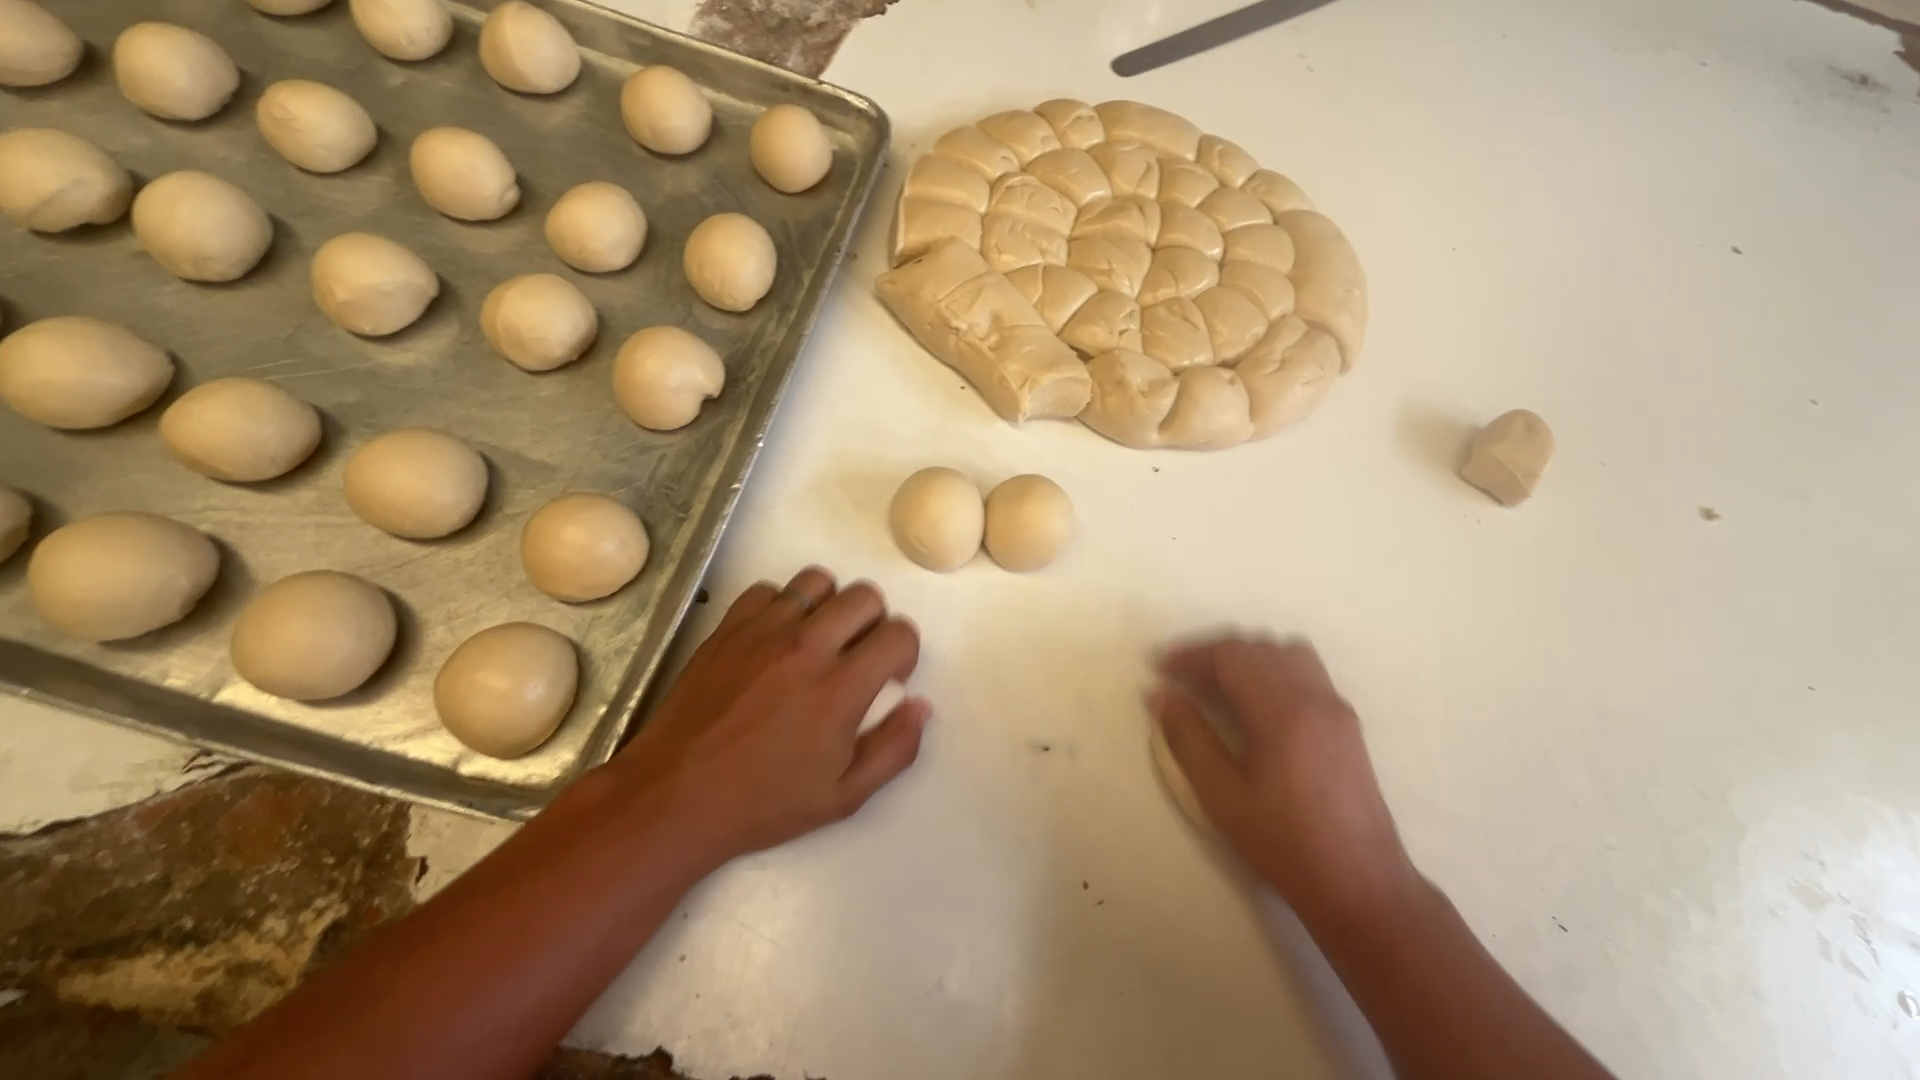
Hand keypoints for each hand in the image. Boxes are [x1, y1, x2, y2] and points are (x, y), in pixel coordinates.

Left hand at [609, 567, 929, 866]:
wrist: (674, 796)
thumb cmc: (763, 803)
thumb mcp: (843, 797)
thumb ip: (894, 749)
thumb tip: (920, 705)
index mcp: (841, 689)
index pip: (899, 634)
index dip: (905, 653)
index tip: (888, 678)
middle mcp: (806, 647)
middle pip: (864, 596)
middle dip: (875, 623)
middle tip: (857, 658)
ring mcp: (762, 632)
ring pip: (817, 581)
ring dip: (830, 606)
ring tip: (818, 641)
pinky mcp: (727, 628)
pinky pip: (768, 590)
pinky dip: (782, 606)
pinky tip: (775, 641)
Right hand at [1151, 635, 1416, 919]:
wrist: (1360, 883)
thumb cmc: (1285, 844)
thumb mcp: (1222, 797)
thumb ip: (1188, 739)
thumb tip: (1162, 696)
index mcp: (1283, 711)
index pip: (1232, 656)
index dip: (1191, 655)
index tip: (1160, 670)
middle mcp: (1315, 697)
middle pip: (1259, 648)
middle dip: (1214, 654)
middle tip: (1180, 680)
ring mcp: (1336, 708)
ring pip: (1286, 654)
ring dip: (1246, 659)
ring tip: (1215, 687)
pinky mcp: (1347, 724)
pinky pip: (1305, 673)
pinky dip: (1271, 671)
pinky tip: (1252, 706)